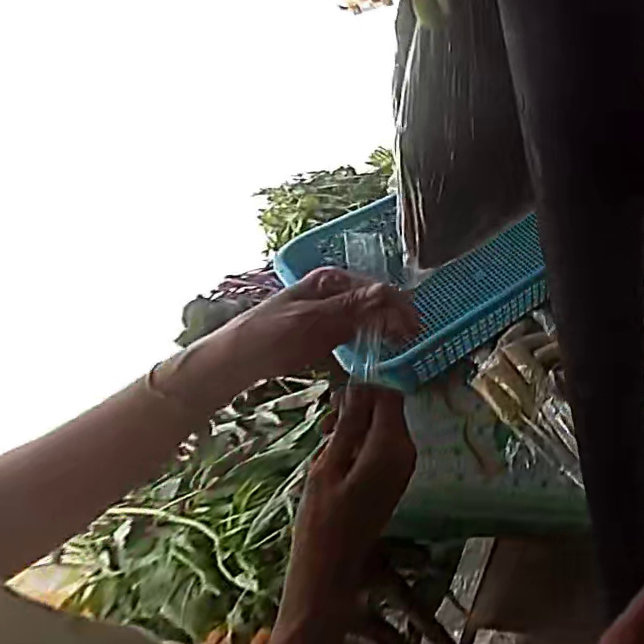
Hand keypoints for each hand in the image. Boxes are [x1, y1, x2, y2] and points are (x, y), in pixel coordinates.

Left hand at [193, 268, 419, 392]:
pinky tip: (383, 344)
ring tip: (402, 341)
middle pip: (378, 300)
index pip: (378, 289)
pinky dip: (374, 335)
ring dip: (389, 325)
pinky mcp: (328, 328)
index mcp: (332, 280)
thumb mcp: (311, 319)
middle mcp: (335, 290)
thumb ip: (351, 306)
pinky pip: (360, 327)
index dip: (399, 307)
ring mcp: (333, 309)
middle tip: (411, 337)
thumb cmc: (267, 335)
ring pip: (373, 313)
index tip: (413, 327)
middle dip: (397, 316)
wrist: (230, 363)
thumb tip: (387, 291)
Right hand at [285, 386, 415, 601]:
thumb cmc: (321, 521)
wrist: (331, 569)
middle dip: (359, 410)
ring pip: (385, 428)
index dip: (365, 391)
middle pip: (389, 411)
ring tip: (325, 443)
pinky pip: (384, 446)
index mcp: (393, 444)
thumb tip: (359, 387)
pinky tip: (337, 459)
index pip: (390, 397)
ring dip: (359, 428)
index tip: (334, 400)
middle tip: (324, 426)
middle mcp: (408, 448)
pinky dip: (363, 444)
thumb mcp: (327, 468)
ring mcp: (405, 462)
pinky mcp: (397, 474)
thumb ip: (349, 426)